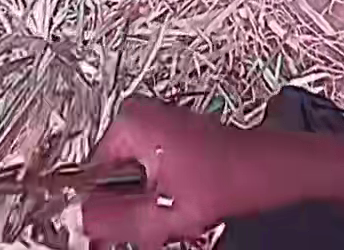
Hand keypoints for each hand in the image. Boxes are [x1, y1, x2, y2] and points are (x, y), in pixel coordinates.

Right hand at [80, 98, 247, 248]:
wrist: (261, 168)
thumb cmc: (221, 178)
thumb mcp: (161, 212)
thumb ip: (115, 219)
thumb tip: (82, 221)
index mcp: (129, 122)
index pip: (92, 170)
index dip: (98, 207)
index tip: (102, 231)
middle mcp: (138, 113)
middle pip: (112, 171)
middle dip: (122, 204)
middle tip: (143, 226)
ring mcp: (154, 120)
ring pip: (130, 172)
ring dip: (139, 200)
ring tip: (164, 214)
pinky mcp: (168, 132)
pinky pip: (146, 165)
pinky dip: (154, 188)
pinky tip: (173, 203)